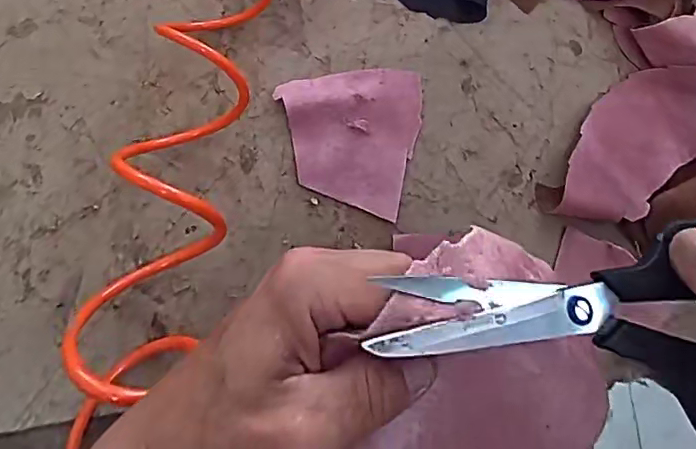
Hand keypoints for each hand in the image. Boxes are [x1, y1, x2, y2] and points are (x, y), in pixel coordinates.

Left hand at [98, 247, 432, 448]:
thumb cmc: (221, 440)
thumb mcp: (303, 429)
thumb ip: (372, 390)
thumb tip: (428, 361)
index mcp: (310, 280)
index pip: (400, 279)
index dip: (437, 307)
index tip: (474, 332)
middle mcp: (311, 264)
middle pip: (394, 275)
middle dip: (418, 315)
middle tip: (437, 360)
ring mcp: (305, 279)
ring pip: (381, 288)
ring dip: (400, 325)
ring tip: (407, 367)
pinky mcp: (301, 300)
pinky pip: (361, 303)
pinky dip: (379, 330)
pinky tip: (378, 362)